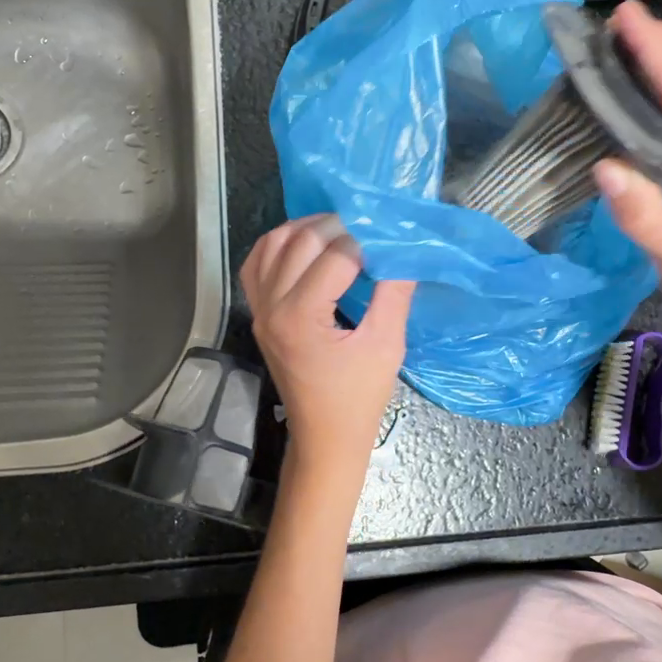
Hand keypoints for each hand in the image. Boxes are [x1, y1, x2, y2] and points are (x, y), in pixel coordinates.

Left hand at [241, 215, 415, 462]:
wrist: (325, 436)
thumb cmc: (359, 398)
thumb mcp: (386, 345)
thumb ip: (394, 292)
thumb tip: (404, 249)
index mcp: (301, 317)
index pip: (336, 256)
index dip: (367, 240)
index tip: (392, 234)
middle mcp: (271, 306)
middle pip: (301, 240)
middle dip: (338, 225)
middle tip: (371, 226)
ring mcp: (259, 309)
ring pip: (273, 244)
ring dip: (306, 228)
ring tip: (341, 229)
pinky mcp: (258, 313)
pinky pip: (257, 263)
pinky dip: (279, 244)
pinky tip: (307, 244)